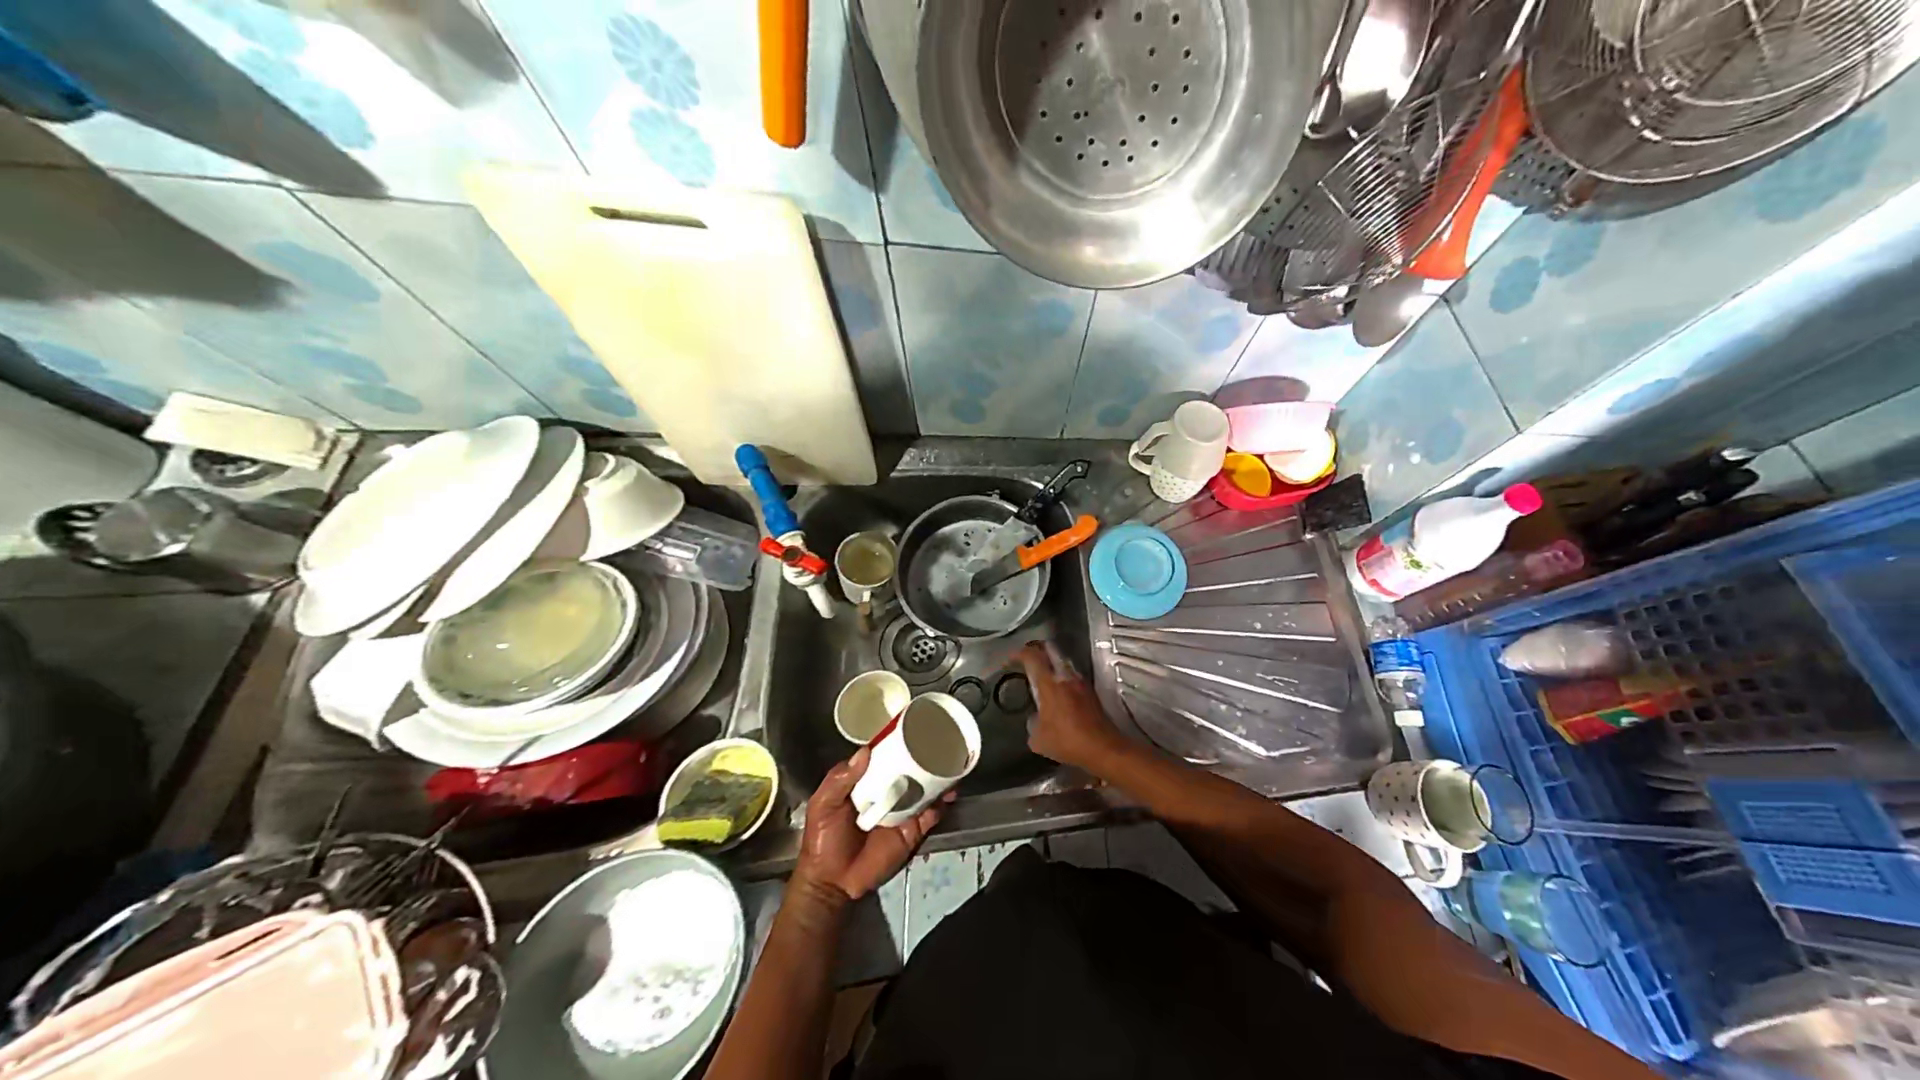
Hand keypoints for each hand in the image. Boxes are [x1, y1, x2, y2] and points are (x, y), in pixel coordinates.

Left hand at [793, 747, 948, 901]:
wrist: (833, 882)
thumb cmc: (823, 839)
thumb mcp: (824, 805)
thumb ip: (841, 779)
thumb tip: (865, 751)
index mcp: (864, 781)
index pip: (882, 757)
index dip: (895, 743)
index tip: (911, 727)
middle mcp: (886, 792)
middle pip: (908, 771)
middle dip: (925, 759)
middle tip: (939, 747)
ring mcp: (901, 812)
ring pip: (924, 791)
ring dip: (938, 780)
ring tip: (951, 769)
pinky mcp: (911, 832)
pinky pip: (929, 816)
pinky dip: (939, 807)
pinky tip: (947, 797)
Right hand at [1017, 641, 1128, 770]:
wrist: (1103, 748)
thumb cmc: (1067, 741)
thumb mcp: (1038, 739)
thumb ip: (1032, 724)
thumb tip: (1035, 718)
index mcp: (1049, 684)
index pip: (1032, 657)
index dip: (1019, 654)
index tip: (1011, 659)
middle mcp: (1066, 677)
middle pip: (1051, 651)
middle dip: (1038, 650)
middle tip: (1028, 657)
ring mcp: (1081, 683)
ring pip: (1064, 663)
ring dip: (1052, 664)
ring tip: (1042, 674)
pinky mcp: (1091, 693)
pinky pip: (1072, 677)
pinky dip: (1062, 678)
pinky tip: (1059, 692)